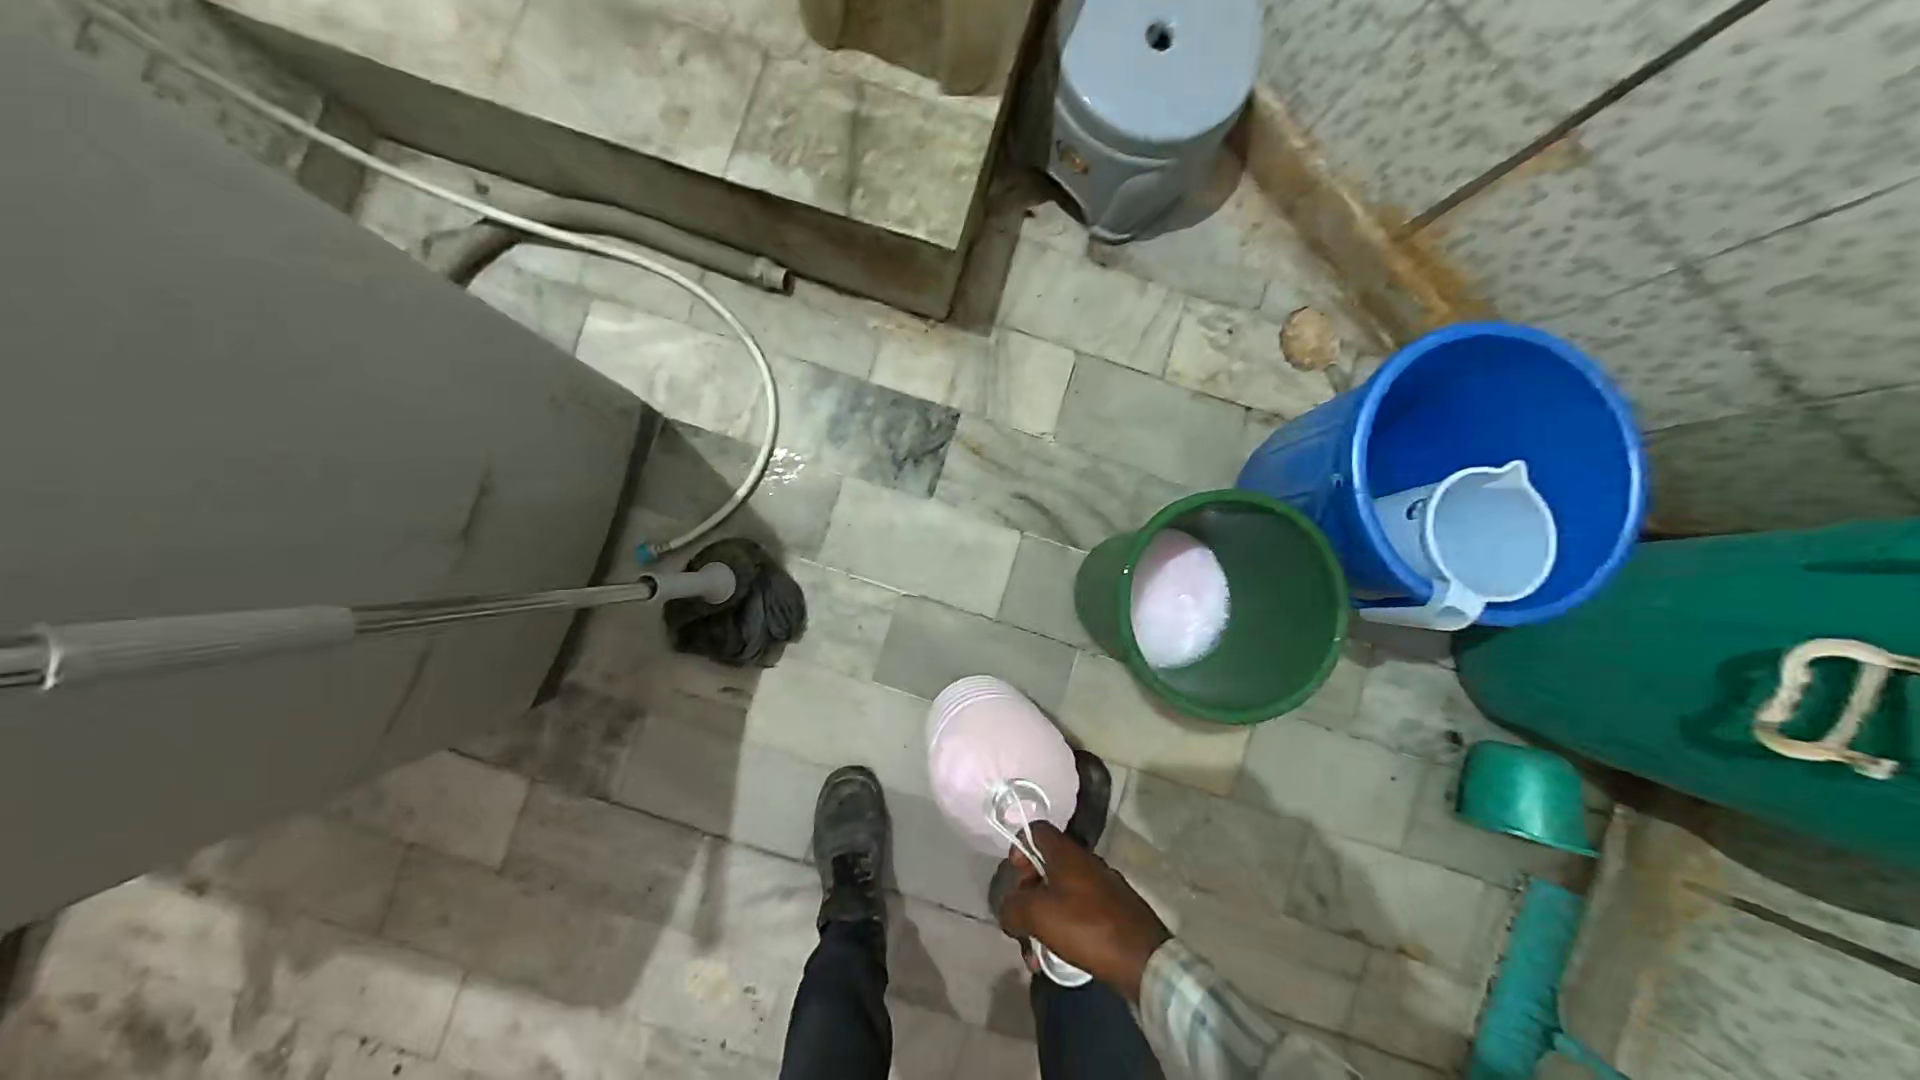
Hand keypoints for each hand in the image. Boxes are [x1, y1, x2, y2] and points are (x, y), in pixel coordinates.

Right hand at [995, 822, 1170, 1001]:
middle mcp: (1085, 863)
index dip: (1019, 846)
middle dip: (1027, 896)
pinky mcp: (1113, 912)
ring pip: (1060, 896)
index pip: (1037, 830)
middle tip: (1021, 923)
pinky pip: (1078, 914)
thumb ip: (1013, 908)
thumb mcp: (1038, 915)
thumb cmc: (1086, 927)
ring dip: (1042, 921)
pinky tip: (1056, 960)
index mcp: (1067, 854)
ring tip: (1034, 957)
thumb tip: (1009, 911)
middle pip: (1045, 867)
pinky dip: (1062, 931)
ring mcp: (1102, 888)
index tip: (1015, 875)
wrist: (1143, 959)